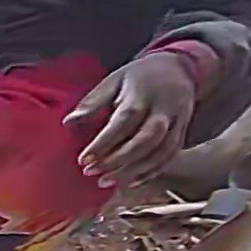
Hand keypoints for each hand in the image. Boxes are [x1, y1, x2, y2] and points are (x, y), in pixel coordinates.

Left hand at [64, 52, 199, 188]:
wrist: (177, 67)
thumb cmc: (136, 78)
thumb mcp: (113, 81)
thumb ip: (92, 103)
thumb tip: (68, 122)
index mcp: (144, 94)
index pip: (125, 121)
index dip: (104, 143)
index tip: (83, 160)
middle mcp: (165, 108)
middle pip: (146, 140)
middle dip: (117, 160)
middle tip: (90, 172)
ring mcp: (178, 121)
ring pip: (160, 152)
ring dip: (132, 171)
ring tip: (105, 182)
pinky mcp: (182, 132)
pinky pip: (170, 157)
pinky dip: (150, 172)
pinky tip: (129, 182)